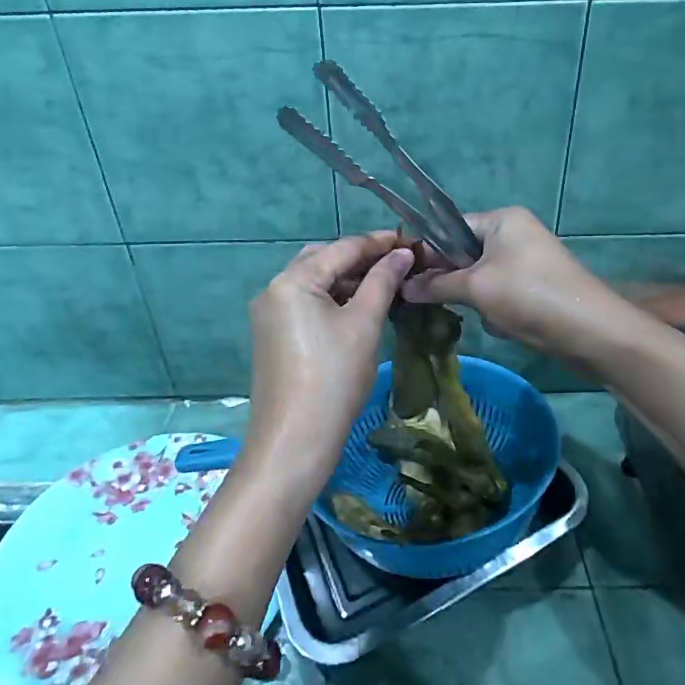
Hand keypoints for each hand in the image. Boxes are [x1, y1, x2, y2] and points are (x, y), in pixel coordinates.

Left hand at [244, 232, 415, 488]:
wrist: (293, 442)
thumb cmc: (333, 379)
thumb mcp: (364, 324)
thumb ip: (383, 282)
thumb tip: (403, 253)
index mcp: (292, 280)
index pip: (342, 248)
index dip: (380, 242)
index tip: (414, 242)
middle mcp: (274, 290)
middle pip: (323, 260)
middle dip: (362, 259)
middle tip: (400, 264)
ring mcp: (270, 315)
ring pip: (314, 283)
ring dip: (348, 280)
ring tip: (387, 285)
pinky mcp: (273, 337)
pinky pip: (307, 305)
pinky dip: (334, 301)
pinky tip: (361, 308)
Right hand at [401, 207, 633, 360]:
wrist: (591, 332)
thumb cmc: (528, 296)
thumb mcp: (475, 288)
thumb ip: (436, 285)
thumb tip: (402, 288)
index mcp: (502, 220)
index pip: (450, 226)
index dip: (426, 250)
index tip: (403, 275)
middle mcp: (514, 233)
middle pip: (464, 253)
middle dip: (451, 279)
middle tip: (428, 300)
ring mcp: (527, 261)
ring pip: (480, 277)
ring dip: (474, 299)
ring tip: (477, 314)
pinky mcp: (535, 287)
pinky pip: (499, 293)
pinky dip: (494, 309)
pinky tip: (502, 325)